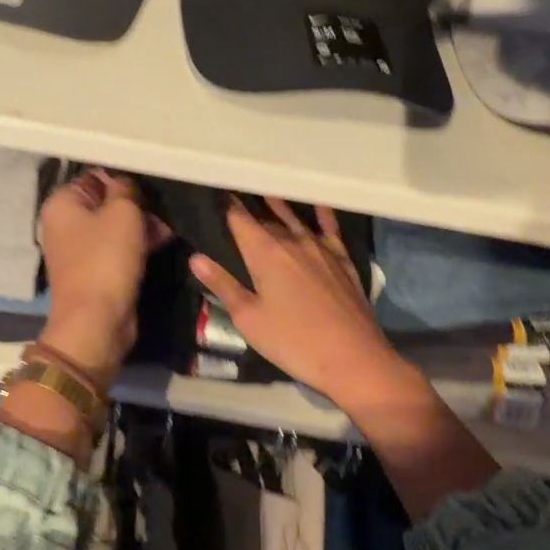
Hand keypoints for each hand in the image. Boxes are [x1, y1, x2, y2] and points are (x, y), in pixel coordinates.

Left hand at [37, 170, 165, 383]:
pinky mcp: (98, 269)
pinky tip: (167, 238)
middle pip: (106, 201)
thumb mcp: (122, 213)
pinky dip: (140, 242)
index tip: (152, 178)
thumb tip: (126, 182)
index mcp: (63, 203)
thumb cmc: (106, 259)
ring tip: (172, 221)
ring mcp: (82, 249)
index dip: (124, 176)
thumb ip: (126, 189)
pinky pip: (120, 247)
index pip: (95, 175)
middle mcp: (67, 223)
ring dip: (143, 223)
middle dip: (138, 202)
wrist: (97, 321)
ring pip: (116, 225)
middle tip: (166, 202)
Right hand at [189, 198, 413, 401]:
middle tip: (232, 200)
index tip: (212, 195)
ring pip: (294, 218)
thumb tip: (196, 257)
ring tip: (264, 192)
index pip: (238, 218)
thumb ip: (222, 284)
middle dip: (247, 210)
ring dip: (277, 206)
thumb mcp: (248, 319)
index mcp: (265, 252)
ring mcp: (321, 247)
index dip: (224, 206)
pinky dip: (320, 213)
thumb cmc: (293, 341)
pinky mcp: (343, 259)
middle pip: (265, 218)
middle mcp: (293, 240)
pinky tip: (317, 202)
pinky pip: (329, 227)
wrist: (353, 357)